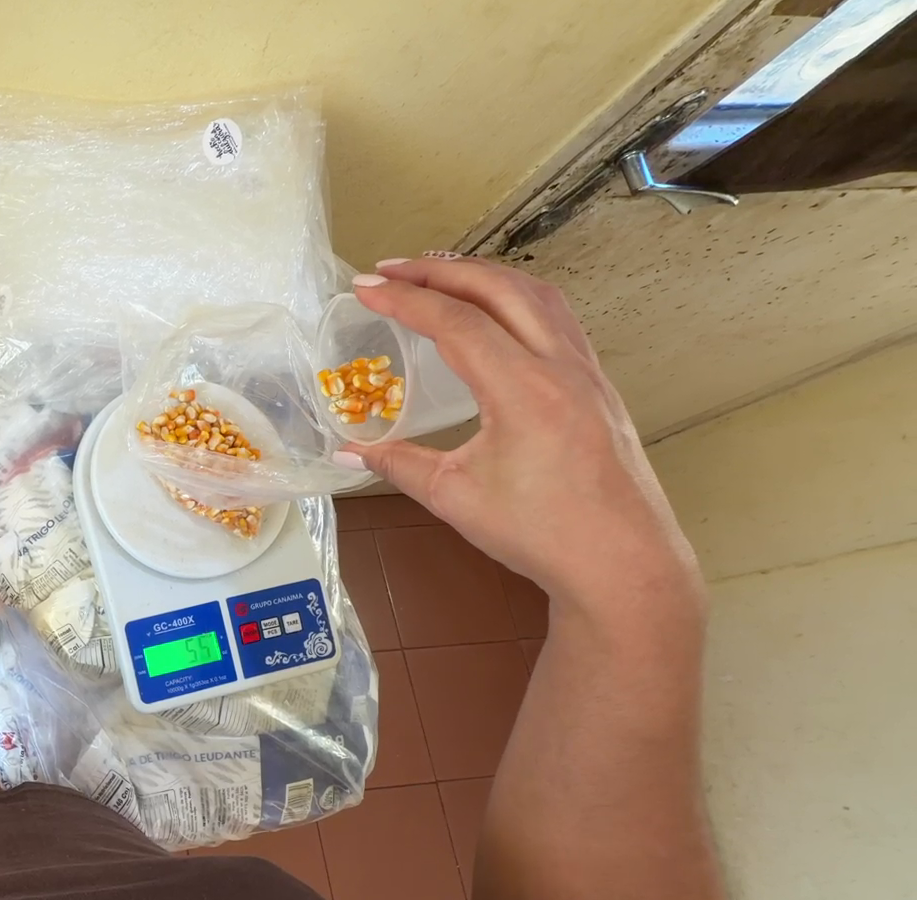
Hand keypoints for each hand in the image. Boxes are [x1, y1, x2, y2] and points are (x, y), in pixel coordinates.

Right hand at [340, 258, 701, 621]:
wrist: (622, 562)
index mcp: (524, 391)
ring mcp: (586, 371)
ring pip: (536, 295)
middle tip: (391, 269)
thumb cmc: (537, 532)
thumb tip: (344, 451)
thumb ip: (395, 464)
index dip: (406, 300)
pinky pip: (554, 318)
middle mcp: (561, 366)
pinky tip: (488, 310)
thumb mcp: (452, 496)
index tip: (365, 288)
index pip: (457, 323)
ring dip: (481, 275)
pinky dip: (512, 297)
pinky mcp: (594, 383)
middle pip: (500, 289)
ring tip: (435, 274)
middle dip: (441, 270)